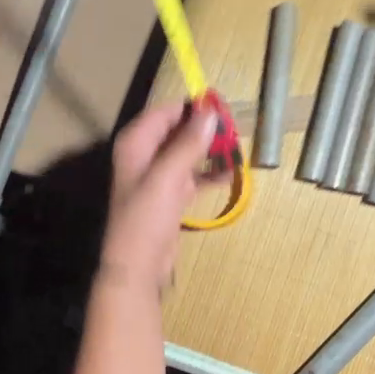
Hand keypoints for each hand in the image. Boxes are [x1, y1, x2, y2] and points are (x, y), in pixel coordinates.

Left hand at [101, 104, 217, 293]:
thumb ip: (189, 144)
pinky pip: (194, 175)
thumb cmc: (146, 218)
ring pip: (188, 153)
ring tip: (237, 148)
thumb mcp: (168, 177)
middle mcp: (145, 154)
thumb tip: (211, 114)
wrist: (139, 265)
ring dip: (211, 151)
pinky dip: (210, 173)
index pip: (166, 112)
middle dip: (205, 129)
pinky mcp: (171, 195)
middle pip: (179, 130)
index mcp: (136, 143)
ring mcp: (159, 176)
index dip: (193, 108)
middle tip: (236, 130)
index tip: (223, 109)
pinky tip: (231, 173)